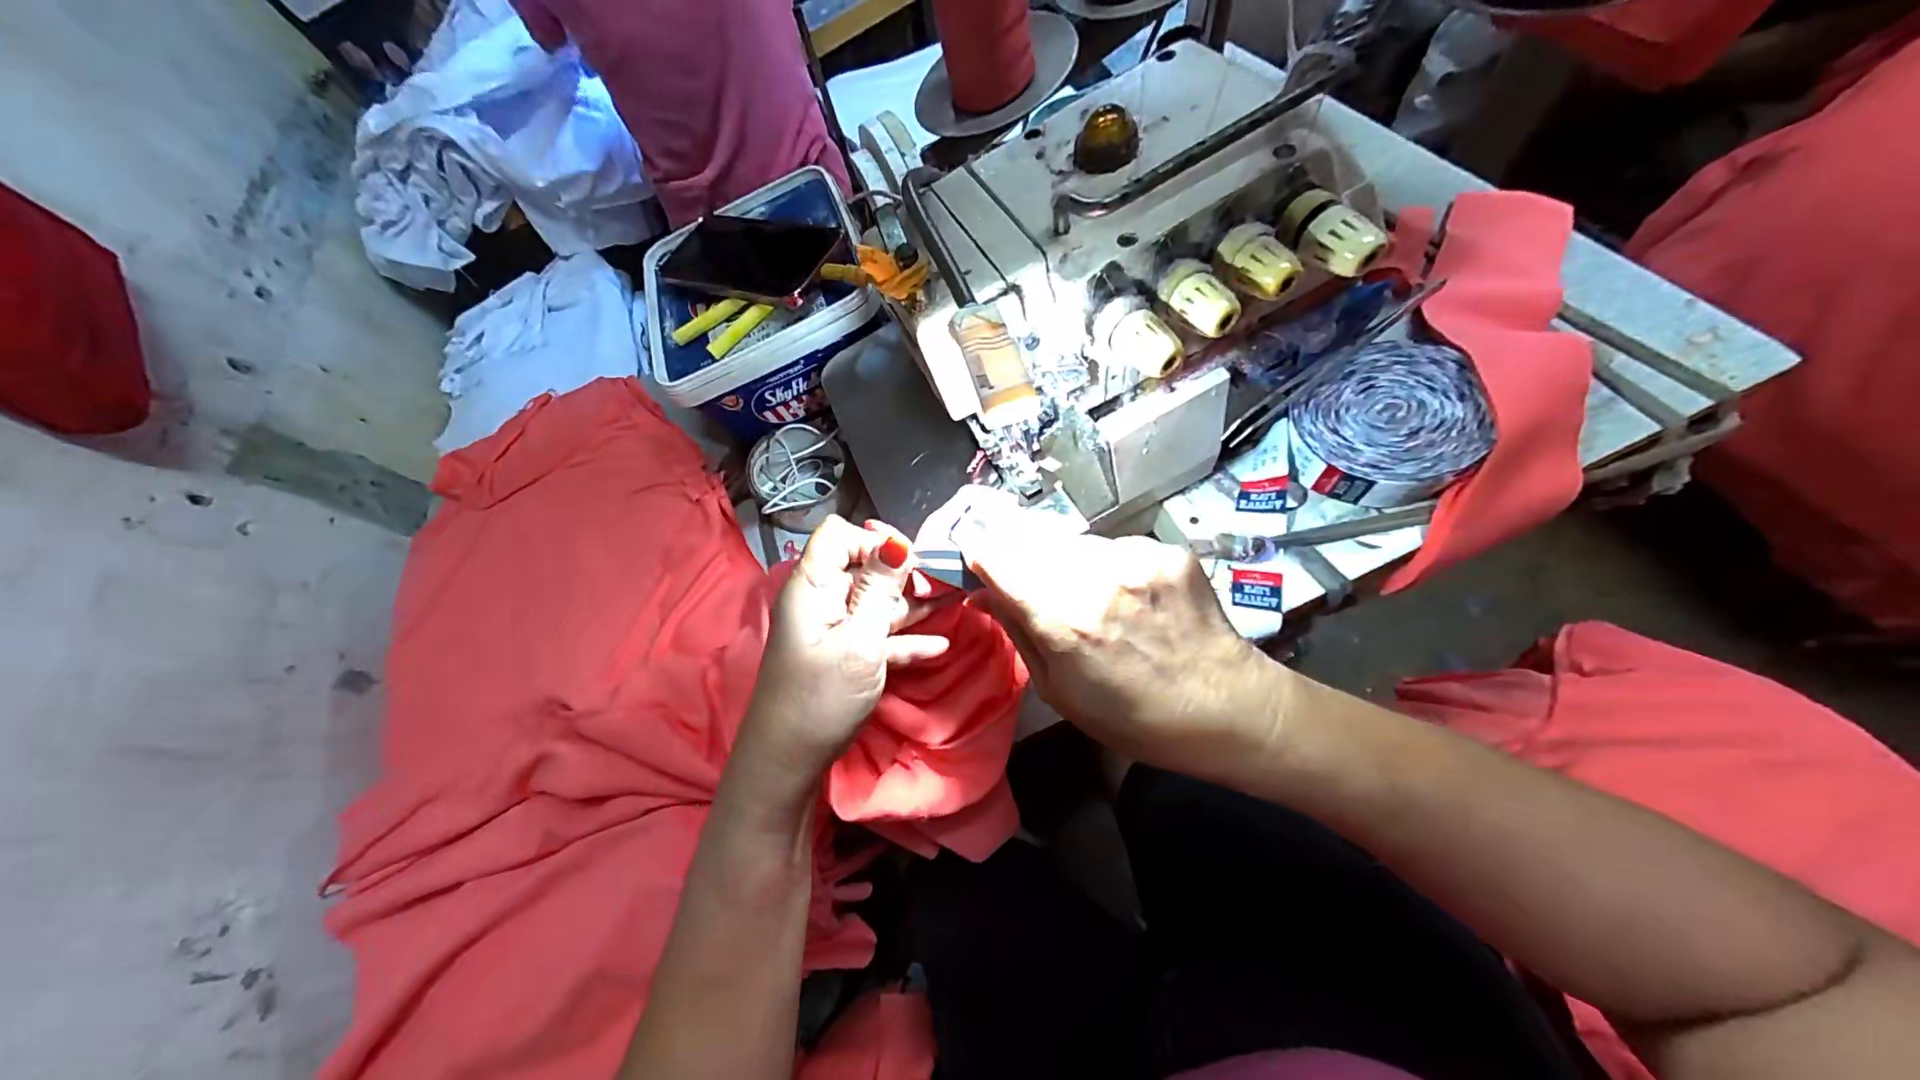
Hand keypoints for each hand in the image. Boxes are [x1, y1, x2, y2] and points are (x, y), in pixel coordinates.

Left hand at [741, 516, 950, 785]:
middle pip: (863, 567)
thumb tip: (896, 543)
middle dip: (901, 573)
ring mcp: (833, 628)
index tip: (908, 562)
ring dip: (910, 604)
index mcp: (813, 586)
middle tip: (938, 586)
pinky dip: (903, 638)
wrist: (789, 762)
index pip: (839, 535)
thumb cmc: (821, 697)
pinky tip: (937, 645)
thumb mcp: (859, 641)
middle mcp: (821, 599)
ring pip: (875, 602)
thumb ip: (879, 590)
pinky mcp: (844, 655)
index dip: (874, 541)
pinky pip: (877, 634)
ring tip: (950, 602)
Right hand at [969, 531, 1281, 773]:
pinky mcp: (1167, 551)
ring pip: (1075, 543)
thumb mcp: (1059, 690)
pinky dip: (1110, 566)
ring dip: (1068, 563)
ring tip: (1094, 601)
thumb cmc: (1134, 718)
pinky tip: (1131, 598)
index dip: (980, 552)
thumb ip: (1018, 631)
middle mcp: (1097, 576)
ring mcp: (1137, 558)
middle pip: (1033, 541)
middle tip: (1039, 590)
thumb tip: (982, 592)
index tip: (976, 557)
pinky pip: (1116, 547)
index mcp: (1064, 619)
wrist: (1225, 709)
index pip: (996, 554)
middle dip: (1024, 561)